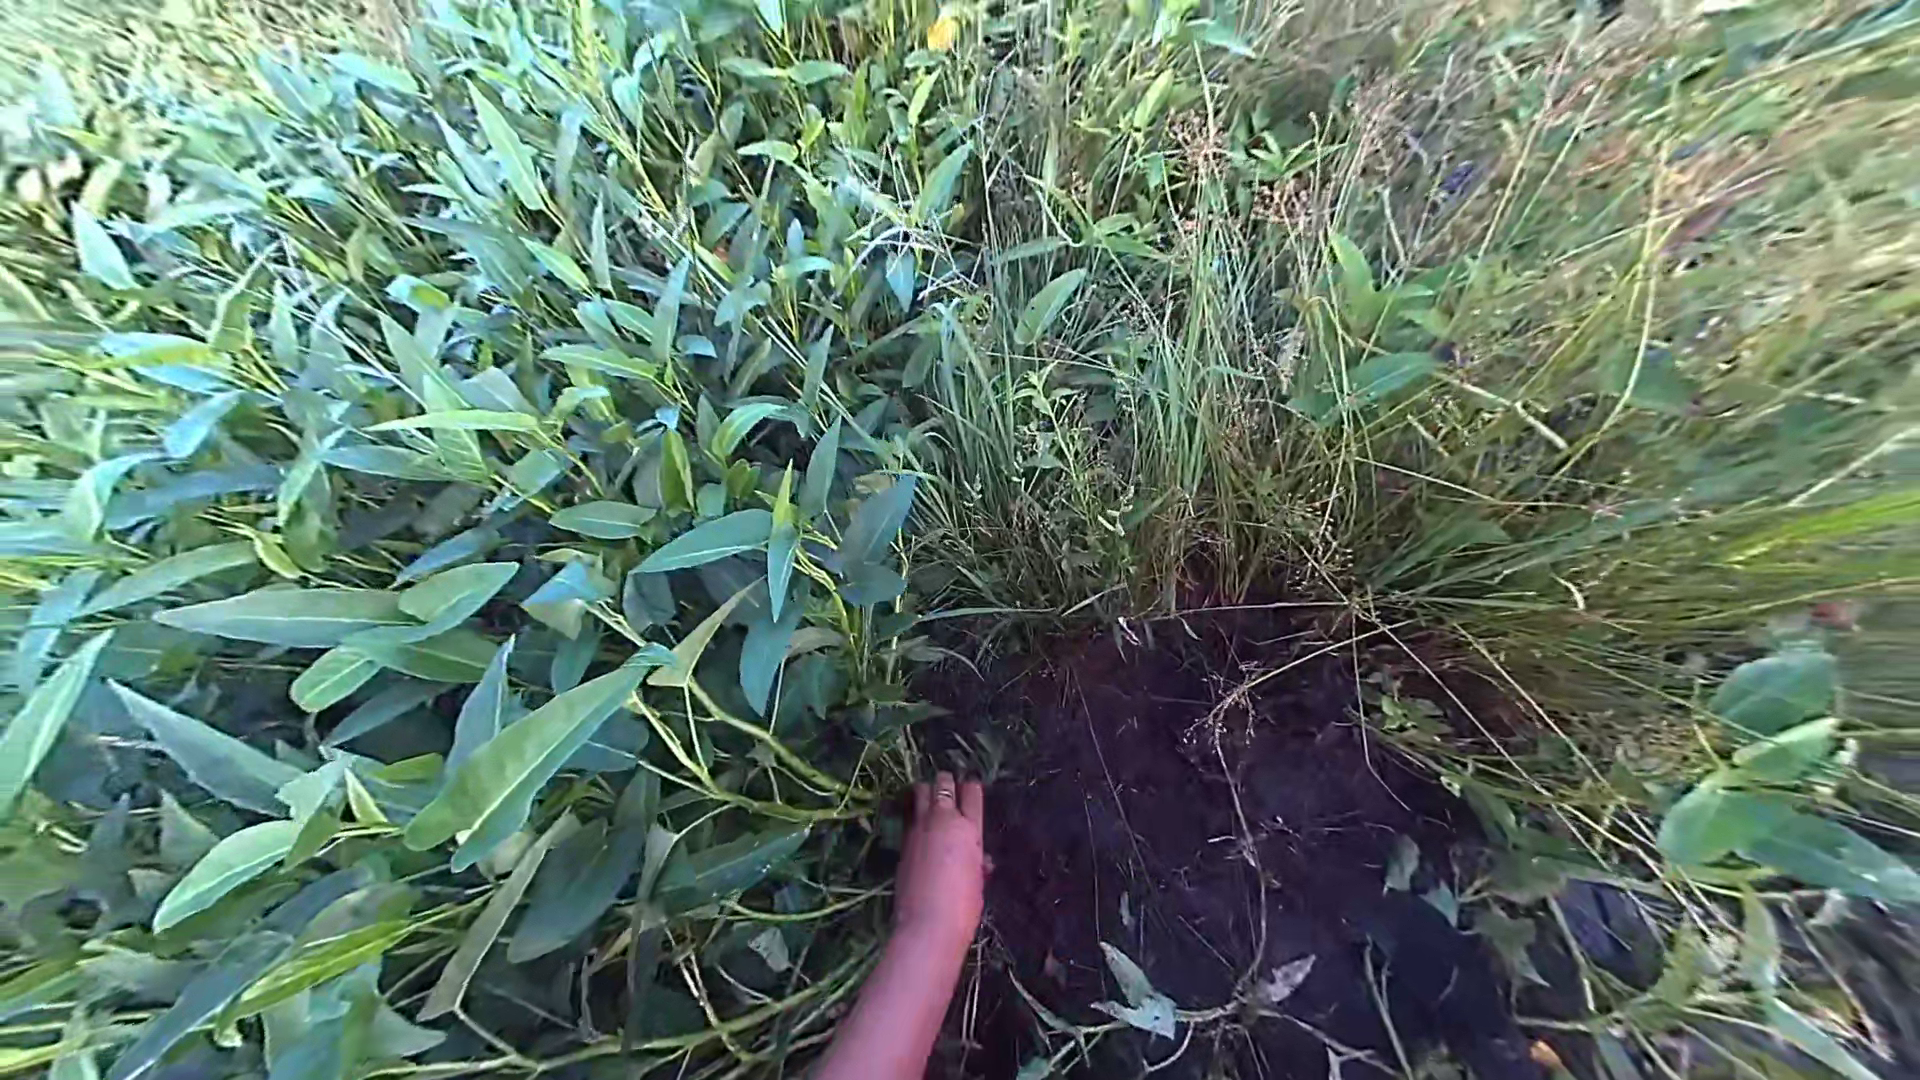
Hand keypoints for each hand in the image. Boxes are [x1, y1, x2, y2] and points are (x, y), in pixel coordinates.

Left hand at [893, 772, 985, 949]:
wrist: (928, 925)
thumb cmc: (963, 907)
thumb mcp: (977, 882)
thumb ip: (977, 863)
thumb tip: (981, 860)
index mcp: (969, 828)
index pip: (971, 792)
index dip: (971, 785)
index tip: (969, 784)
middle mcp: (944, 819)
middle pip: (943, 783)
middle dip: (945, 781)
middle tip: (948, 785)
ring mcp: (920, 827)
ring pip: (921, 790)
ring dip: (926, 789)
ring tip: (929, 794)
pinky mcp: (903, 839)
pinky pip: (908, 813)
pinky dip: (912, 809)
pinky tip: (915, 816)